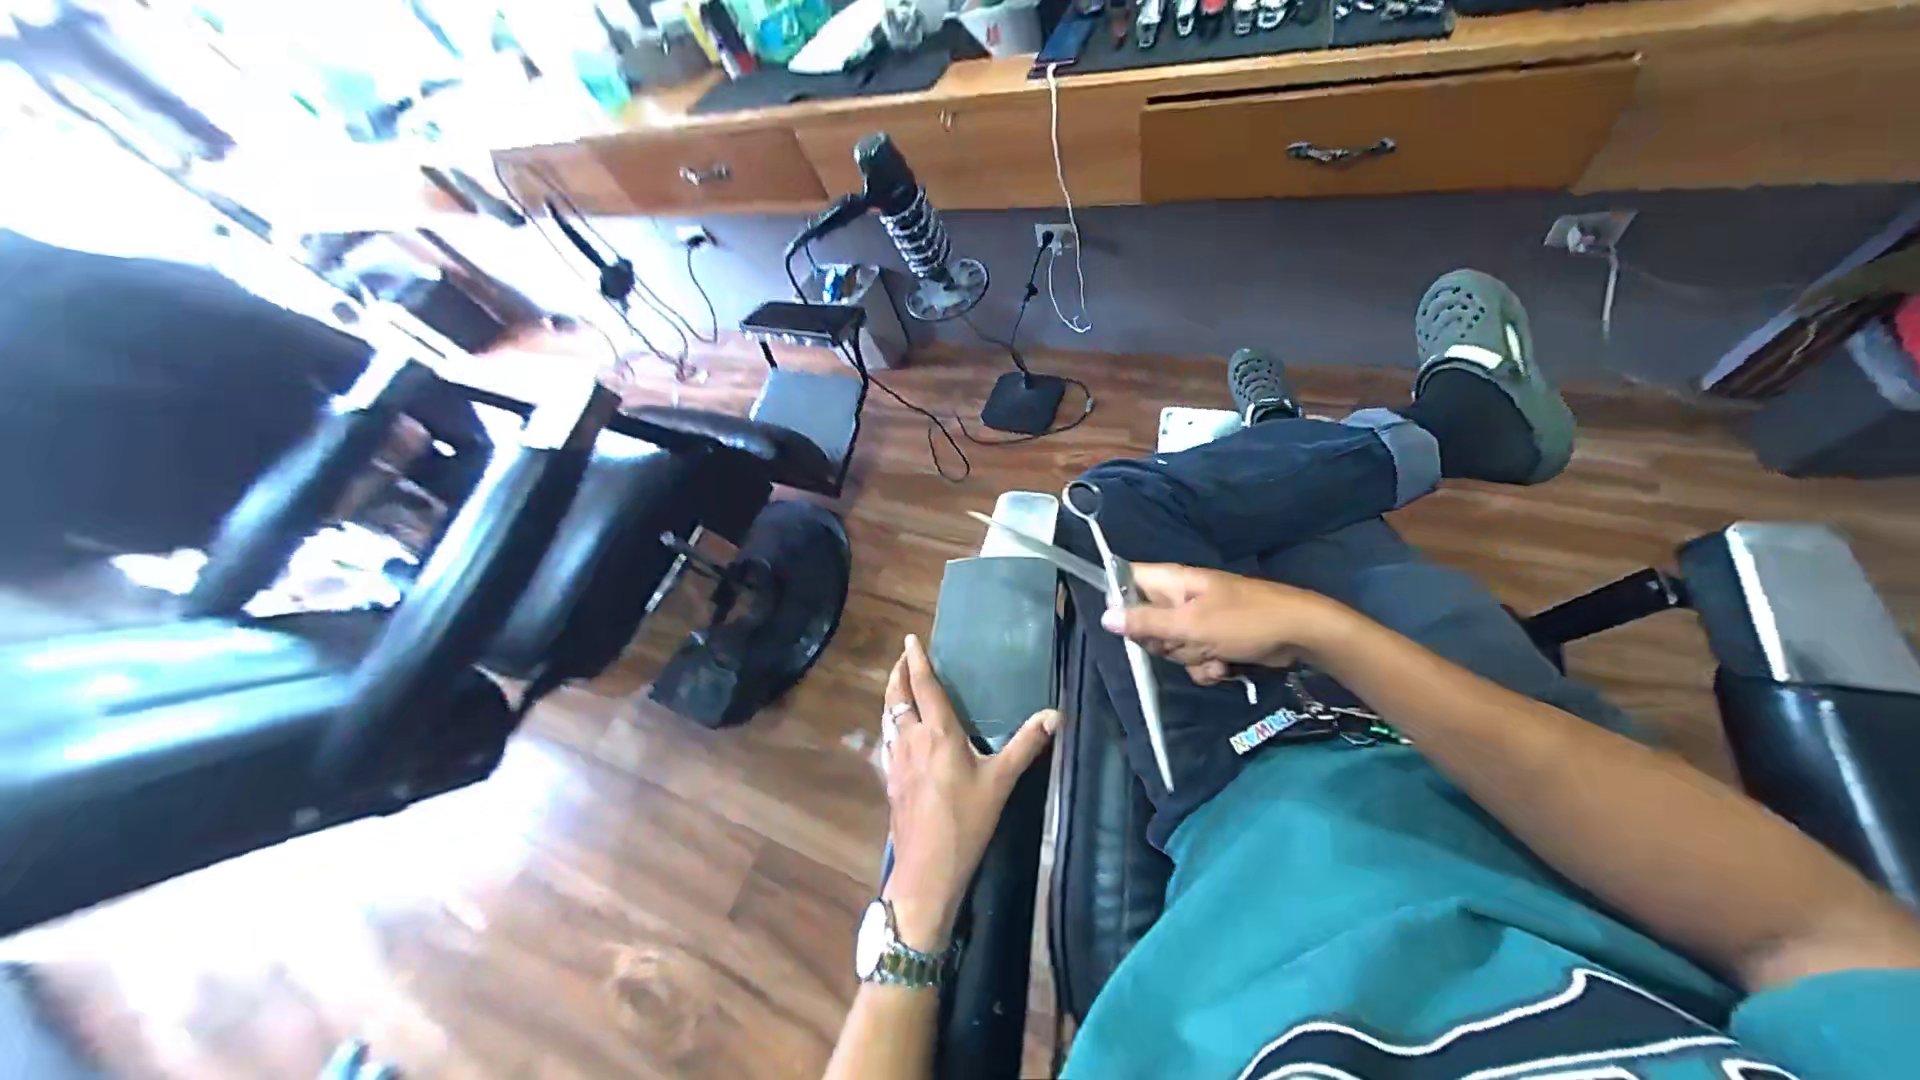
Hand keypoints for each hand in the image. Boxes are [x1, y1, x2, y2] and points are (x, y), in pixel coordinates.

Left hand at [880, 634, 1057, 951]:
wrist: (928, 868)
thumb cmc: (967, 821)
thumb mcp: (1001, 781)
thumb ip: (1026, 745)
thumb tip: (1054, 715)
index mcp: (938, 733)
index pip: (924, 686)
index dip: (916, 661)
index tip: (910, 640)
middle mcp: (912, 739)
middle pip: (897, 697)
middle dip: (898, 673)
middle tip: (903, 657)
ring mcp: (896, 760)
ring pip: (888, 717)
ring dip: (892, 696)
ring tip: (898, 687)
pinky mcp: (890, 779)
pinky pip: (887, 739)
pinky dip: (890, 723)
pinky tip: (896, 732)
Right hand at [1099, 564, 1358, 684]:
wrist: (1300, 634)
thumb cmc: (1243, 621)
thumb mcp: (1190, 625)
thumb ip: (1146, 622)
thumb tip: (1105, 618)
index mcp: (1171, 582)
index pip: (1126, 579)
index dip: (1119, 601)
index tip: (1128, 625)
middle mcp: (1179, 597)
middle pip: (1145, 621)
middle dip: (1162, 642)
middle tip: (1179, 642)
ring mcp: (1197, 618)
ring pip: (1170, 644)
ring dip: (1188, 657)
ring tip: (1212, 655)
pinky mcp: (1213, 638)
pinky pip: (1193, 655)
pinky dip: (1205, 665)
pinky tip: (1223, 667)